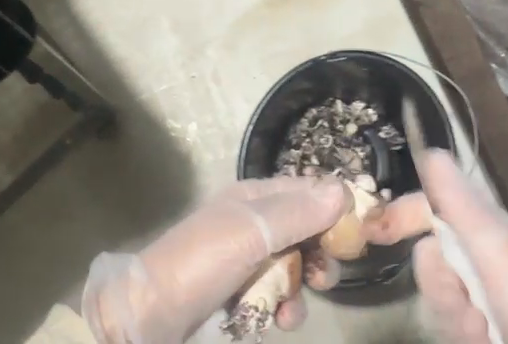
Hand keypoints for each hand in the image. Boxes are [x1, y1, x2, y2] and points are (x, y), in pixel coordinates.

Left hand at [80, 176, 350, 342]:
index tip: (361, 228)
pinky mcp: (237, 296)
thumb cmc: (201, 262)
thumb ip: (300, 211)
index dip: (335, 205)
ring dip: (302, 285)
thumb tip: (345, 187)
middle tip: (329, 273)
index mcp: (254, 197)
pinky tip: (280, 320)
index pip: (307, 190)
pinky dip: (283, 306)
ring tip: (295, 308)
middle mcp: (252, 224)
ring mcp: (244, 261)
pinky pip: (274, 295)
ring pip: (292, 266)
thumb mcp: (253, 231)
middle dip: (321, 251)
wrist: (146, 319)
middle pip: (304, 230)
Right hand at [366, 151, 507, 343]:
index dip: (401, 213)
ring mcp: (482, 295)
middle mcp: (480, 255)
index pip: (431, 206)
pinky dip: (462, 333)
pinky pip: (449, 324)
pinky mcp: (482, 328)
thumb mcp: (494, 242)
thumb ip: (459, 200)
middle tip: (469, 302)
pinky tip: (484, 339)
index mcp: (484, 226)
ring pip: (437, 296)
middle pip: (429, 259)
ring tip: (484, 328)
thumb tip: (429, 149)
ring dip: (453, 314)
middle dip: (440, 285)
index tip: (371, 230)